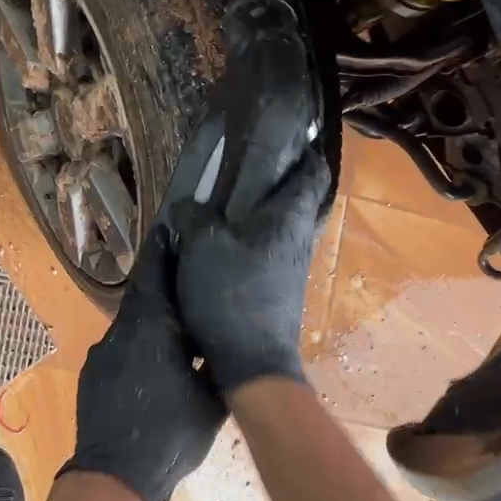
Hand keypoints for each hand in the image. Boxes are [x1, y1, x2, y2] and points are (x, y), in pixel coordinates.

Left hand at [61, 223, 226, 500]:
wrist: (114, 475)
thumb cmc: (170, 434)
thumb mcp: (210, 398)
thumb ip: (217, 364)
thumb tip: (225, 345)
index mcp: (150, 328)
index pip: (156, 274)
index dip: (166, 250)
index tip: (175, 228)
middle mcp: (119, 333)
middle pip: (143, 298)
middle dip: (164, 286)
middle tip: (189, 277)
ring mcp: (101, 354)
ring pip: (131, 326)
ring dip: (153, 320)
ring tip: (179, 324)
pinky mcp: (92, 376)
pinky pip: (120, 348)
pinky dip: (139, 345)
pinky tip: (156, 361)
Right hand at [172, 147, 331, 392]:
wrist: (251, 361)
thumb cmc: (230, 294)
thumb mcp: (201, 246)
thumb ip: (193, 216)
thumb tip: (187, 204)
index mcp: (288, 216)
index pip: (313, 171)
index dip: (303, 151)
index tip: (284, 138)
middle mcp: (299, 237)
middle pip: (297, 198)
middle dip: (275, 181)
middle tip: (241, 170)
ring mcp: (292, 267)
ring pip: (281, 226)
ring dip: (259, 214)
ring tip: (224, 207)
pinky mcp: (279, 290)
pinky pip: (268, 251)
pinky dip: (251, 241)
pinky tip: (222, 247)